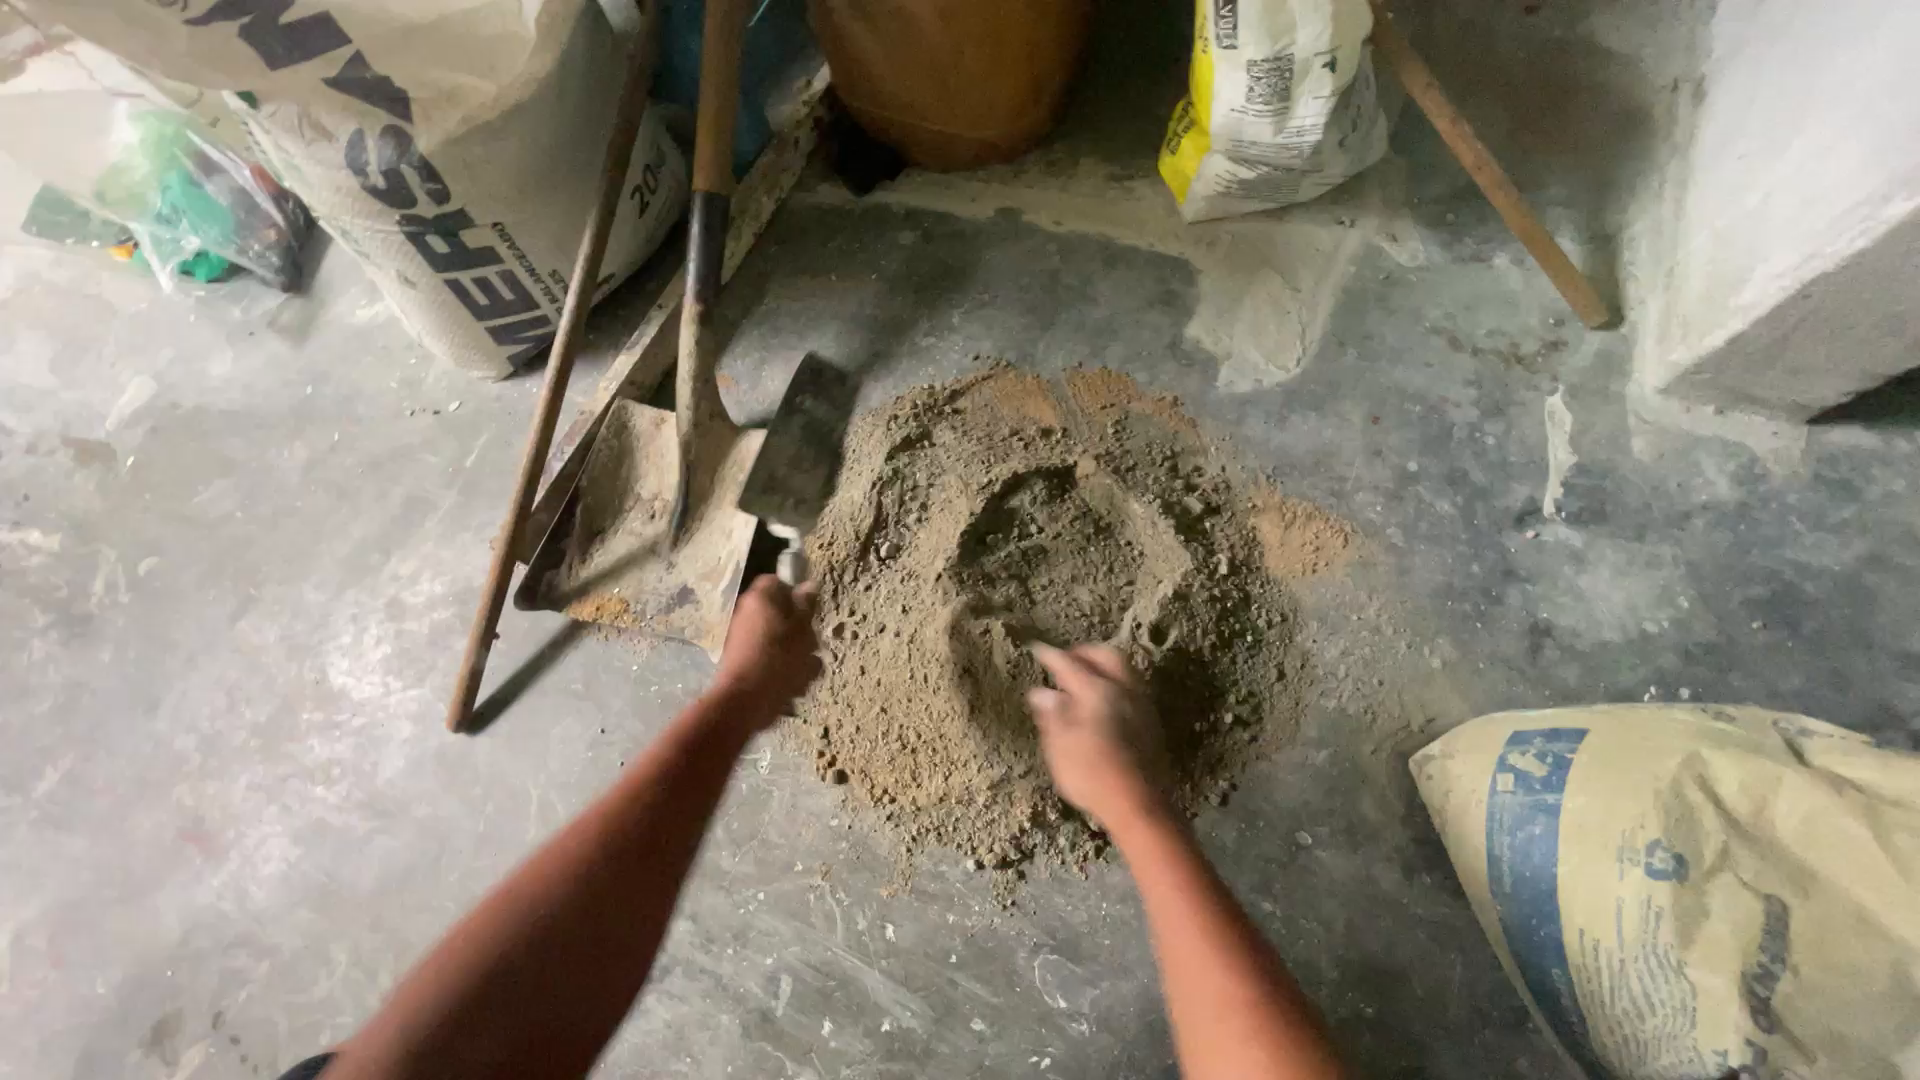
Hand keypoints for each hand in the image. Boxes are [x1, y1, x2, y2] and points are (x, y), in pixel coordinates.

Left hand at [712, 575, 821, 723]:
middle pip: (782, 614)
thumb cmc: (778, 659)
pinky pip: (773, 661)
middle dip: (802, 630)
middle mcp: (748, 615)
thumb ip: (806, 606)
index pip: (777, 581)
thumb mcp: (801, 629)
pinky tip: (794, 686)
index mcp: (760, 599)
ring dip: (798, 655)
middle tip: (812, 645)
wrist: (746, 701)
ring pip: (781, 641)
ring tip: (805, 672)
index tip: (810, 611)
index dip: (795, 593)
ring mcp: (745, 641)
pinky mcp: (746, 664)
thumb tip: (809, 585)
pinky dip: (785, 672)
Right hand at [1026, 643, 1171, 831]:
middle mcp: (1122, 690)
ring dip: (1103, 666)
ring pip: (1124, 669)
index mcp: (1096, 692)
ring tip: (1085, 677)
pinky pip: (1132, 687)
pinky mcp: (1151, 722)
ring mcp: (1141, 705)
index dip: (1050, 655)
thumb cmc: (1093, 777)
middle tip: (1067, 660)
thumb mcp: (1060, 748)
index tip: (1037, 649)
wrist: (1140, 805)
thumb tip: (1041, 692)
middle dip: (1084, 652)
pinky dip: (1115, 683)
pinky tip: (1104, 701)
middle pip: (1106, 655)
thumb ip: (1051, 715)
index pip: (1069, 664)